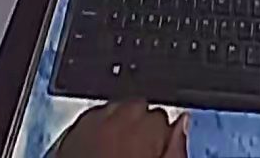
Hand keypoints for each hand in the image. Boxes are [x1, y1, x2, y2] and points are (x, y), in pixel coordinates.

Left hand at [53, 100, 187, 157]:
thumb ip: (174, 149)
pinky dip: (100, 128)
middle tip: (139, 156)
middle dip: (141, 127)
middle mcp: (118, 117)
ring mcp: (95, 119)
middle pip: (140, 107)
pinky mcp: (76, 127)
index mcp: (144, 129)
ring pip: (117, 109)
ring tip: (119, 154)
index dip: (162, 139)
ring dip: (121, 124)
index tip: (158, 152)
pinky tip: (101, 150)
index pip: (163, 116)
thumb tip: (183, 123)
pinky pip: (95, 116)